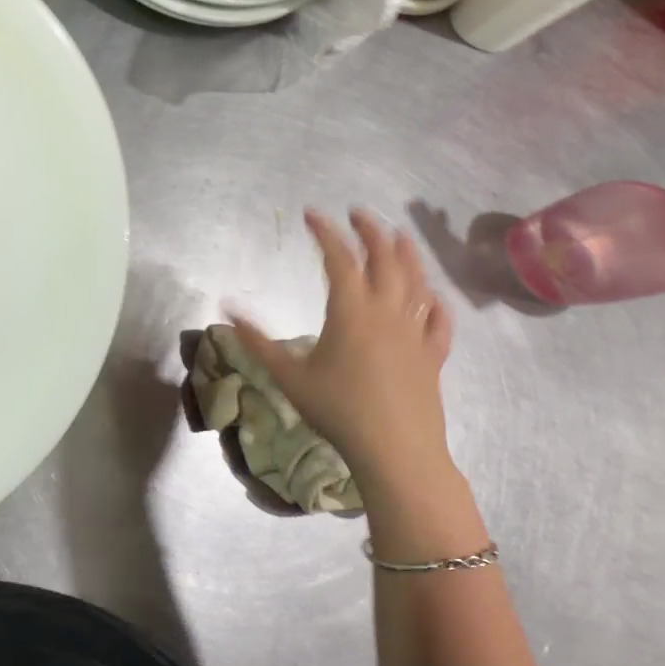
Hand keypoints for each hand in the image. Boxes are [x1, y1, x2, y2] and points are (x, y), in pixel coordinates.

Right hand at [228, 209, 454, 490]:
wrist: (396, 451)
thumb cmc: (338, 411)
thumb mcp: (288, 376)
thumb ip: (256, 341)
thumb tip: (225, 309)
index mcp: (351, 311)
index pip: (339, 258)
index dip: (326, 232)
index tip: (312, 214)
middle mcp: (388, 312)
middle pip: (385, 259)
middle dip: (371, 231)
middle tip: (358, 214)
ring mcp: (416, 332)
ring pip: (417, 281)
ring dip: (407, 253)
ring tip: (398, 236)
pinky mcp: (434, 354)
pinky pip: (439, 319)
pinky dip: (435, 301)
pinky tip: (432, 296)